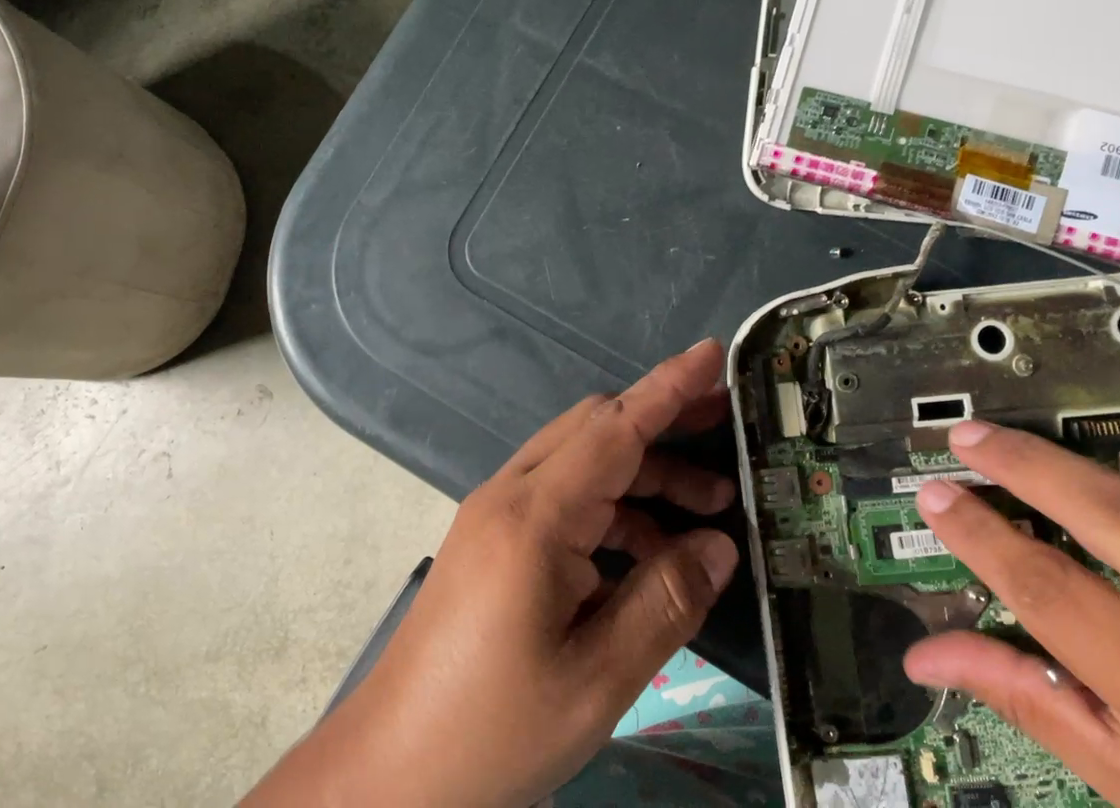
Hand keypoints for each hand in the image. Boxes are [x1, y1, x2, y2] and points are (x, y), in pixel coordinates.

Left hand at [242, 340, 740, 807]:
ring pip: (580, 468)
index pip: (614, 428)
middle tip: (727, 431)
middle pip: (594, 432)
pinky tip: (649, 555)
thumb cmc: (494, 726)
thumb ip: (665, 602)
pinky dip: (613, 513)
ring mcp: (494, 519)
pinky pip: (561, 504)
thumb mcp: (597, 677)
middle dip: (664, 425)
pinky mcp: (490, 546)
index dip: (668, 388)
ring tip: (709, 511)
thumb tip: (721, 545)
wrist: (391, 768)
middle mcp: (509, 498)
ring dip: (643, 478)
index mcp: (534, 517)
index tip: (713, 354)